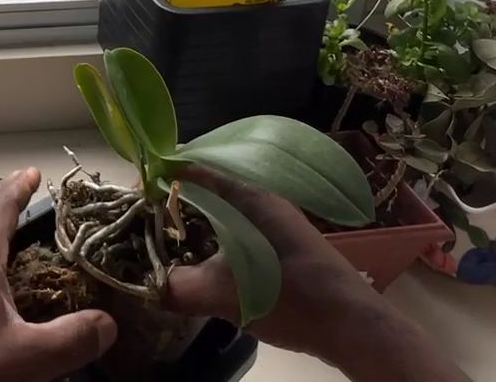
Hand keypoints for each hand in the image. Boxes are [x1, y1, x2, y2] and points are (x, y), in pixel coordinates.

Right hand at [163, 166, 466, 381]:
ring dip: (199, 222)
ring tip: (173, 241)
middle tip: (150, 220)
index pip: (196, 167)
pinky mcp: (287, 244)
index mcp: (248, 193)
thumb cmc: (291, 296)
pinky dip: (219, 237)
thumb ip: (182, 287)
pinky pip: (241, 228)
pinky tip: (208, 261)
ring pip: (226, 210)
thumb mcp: (227, 294)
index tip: (140, 191)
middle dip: (178, 201)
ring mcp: (278, 220)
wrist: (355, 328)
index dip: (165, 175)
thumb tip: (149, 288)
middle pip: (209, 187)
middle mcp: (263, 197)